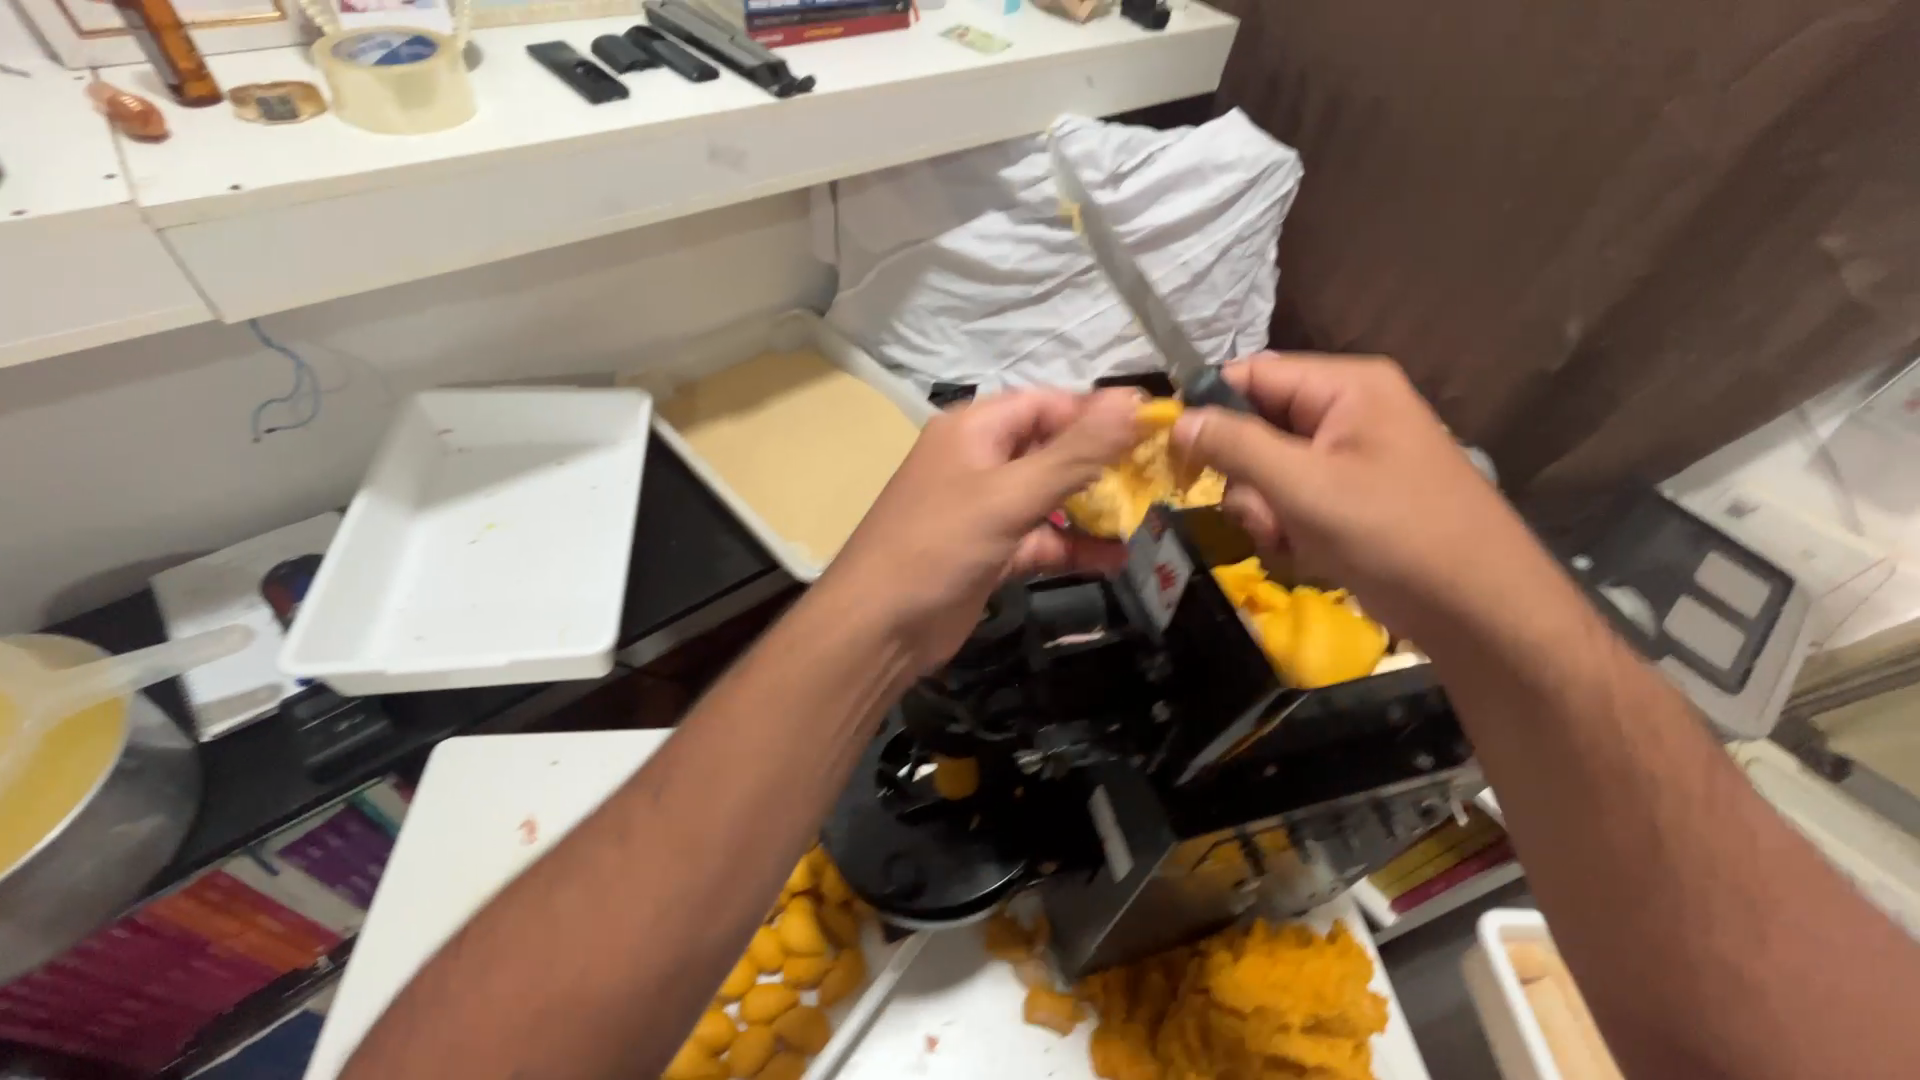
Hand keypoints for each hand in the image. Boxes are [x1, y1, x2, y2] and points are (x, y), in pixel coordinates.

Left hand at [819, 388, 1142, 673]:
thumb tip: (1134, 401)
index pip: (1048, 404)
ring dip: (1093, 509)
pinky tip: (1116, 560)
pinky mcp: (991, 552)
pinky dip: (1074, 548)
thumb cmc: (939, 545)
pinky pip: (1041, 540)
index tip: (1155, 426)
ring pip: (1050, 498)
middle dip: (1102, 463)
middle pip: (1052, 449)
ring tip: (1146, 517)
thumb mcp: (1010, 494)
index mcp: (974, 430)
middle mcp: (979, 461)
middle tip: (1159, 475)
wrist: (879, 628)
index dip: (1099, 413)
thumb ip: (1076, 453)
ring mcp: (985, 510)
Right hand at [1171, 354, 1558, 639]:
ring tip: (1289, 539)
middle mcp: (1349, 411)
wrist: (1476, 606)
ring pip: (1269, 469)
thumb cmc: (1392, 532)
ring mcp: (1351, 457)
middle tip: (1260, 515)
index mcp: (1347, 386)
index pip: (1253, 375)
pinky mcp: (1352, 497)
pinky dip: (1287, 527)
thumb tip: (1177, 419)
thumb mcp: (1303, 484)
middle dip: (1245, 476)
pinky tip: (1308, 552)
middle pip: (1257, 426)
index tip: (1175, 455)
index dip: (1208, 408)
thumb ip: (1235, 445)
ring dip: (1264, 509)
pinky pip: (1293, 498)